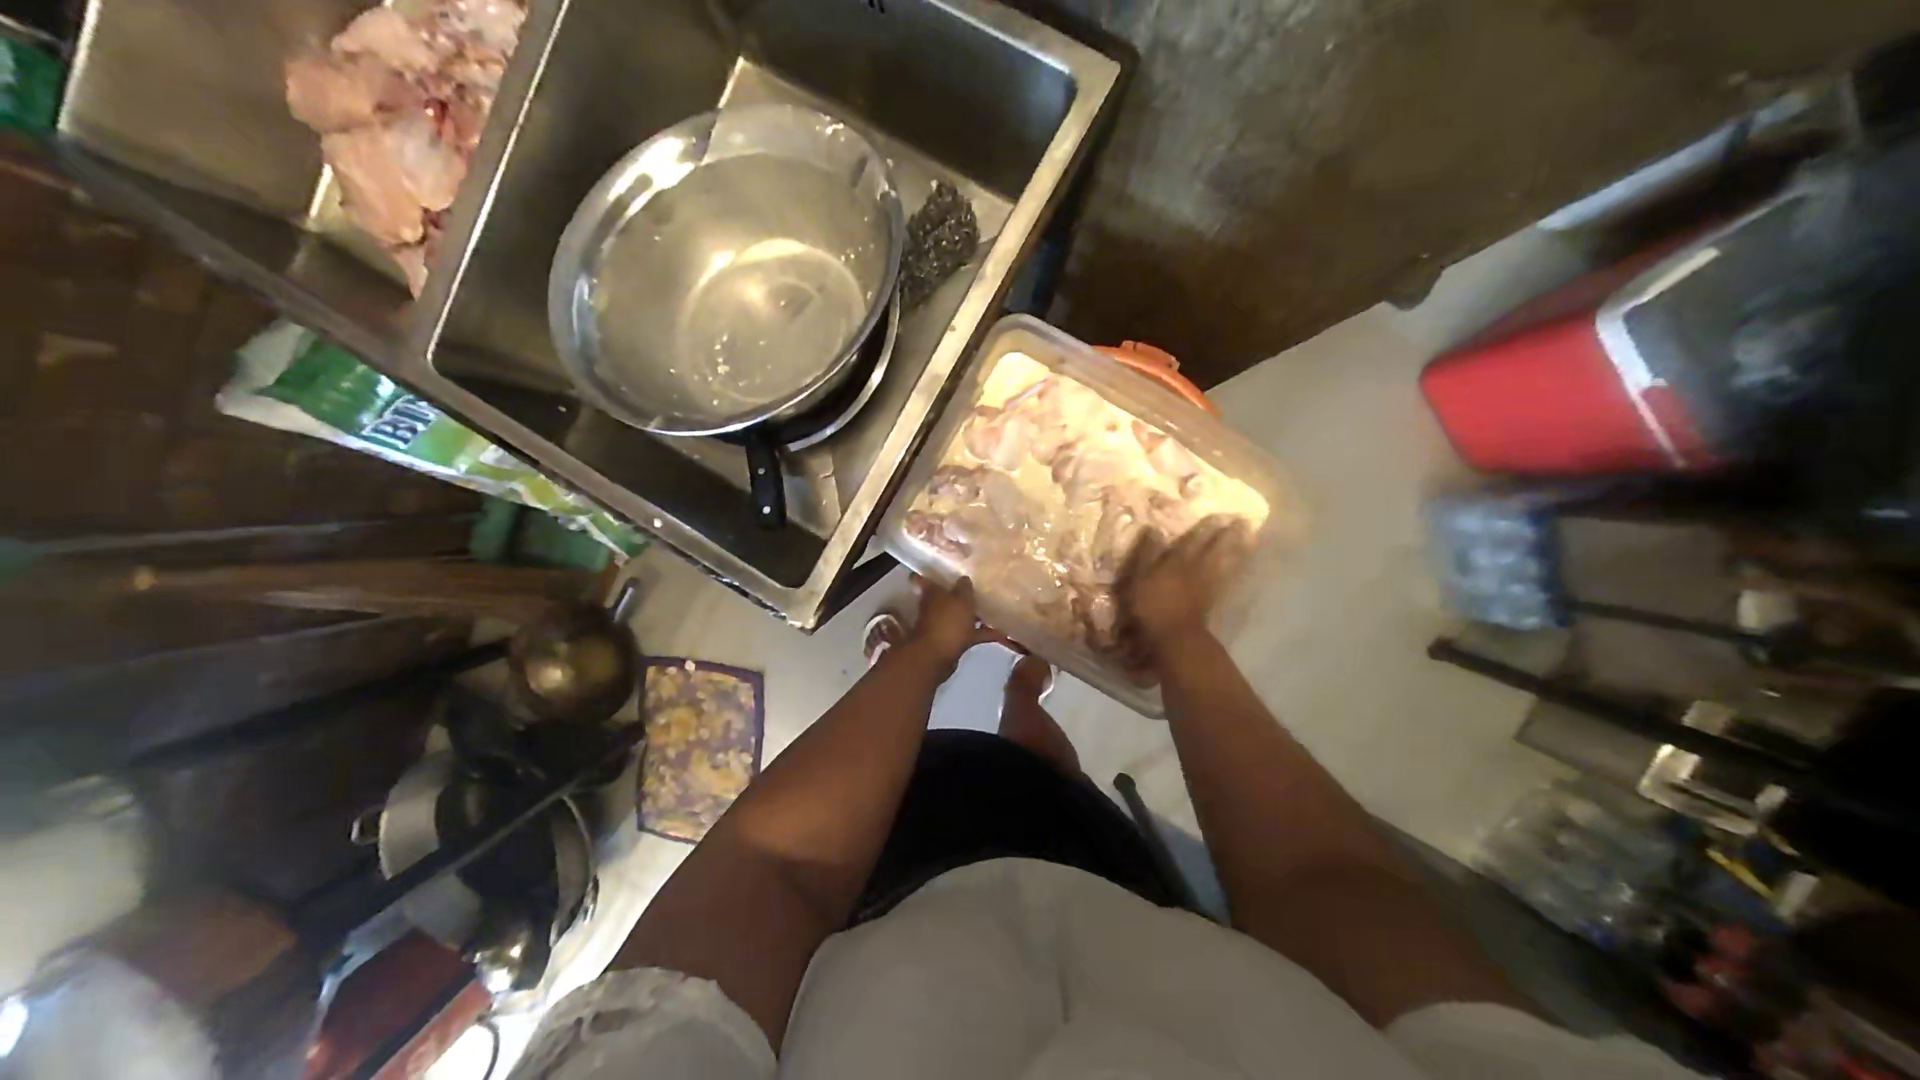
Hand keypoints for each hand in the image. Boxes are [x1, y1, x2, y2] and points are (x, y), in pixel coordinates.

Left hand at [905, 575, 994, 671]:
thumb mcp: (961, 600)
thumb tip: (964, 578)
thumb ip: (964, 589)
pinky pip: (970, 634)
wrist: (938, 657)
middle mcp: (934, 608)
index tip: (939, 569)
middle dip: (958, 595)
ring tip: (994, 609)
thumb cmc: (948, 622)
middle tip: (977, 588)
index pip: (924, 580)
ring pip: (958, 616)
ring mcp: (942, 626)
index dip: (928, 574)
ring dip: (972, 615)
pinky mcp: (952, 642)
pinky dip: (983, 633)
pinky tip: (1002, 633)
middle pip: (945, 598)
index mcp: (932, 594)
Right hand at [1116, 516, 1255, 669]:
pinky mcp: (1213, 602)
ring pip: (1226, 563)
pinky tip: (1242, 567)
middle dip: (1228, 534)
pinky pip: (1228, 581)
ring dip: (1239, 550)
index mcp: (1178, 561)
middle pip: (1215, 549)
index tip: (1219, 513)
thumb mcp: (1139, 577)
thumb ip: (1146, 553)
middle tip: (1244, 520)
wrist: (1174, 638)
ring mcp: (1208, 586)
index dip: (1205, 526)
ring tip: (1252, 539)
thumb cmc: (1150, 607)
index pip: (1193, 539)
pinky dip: (1237, 572)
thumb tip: (1154, 528)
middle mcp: (1197, 569)